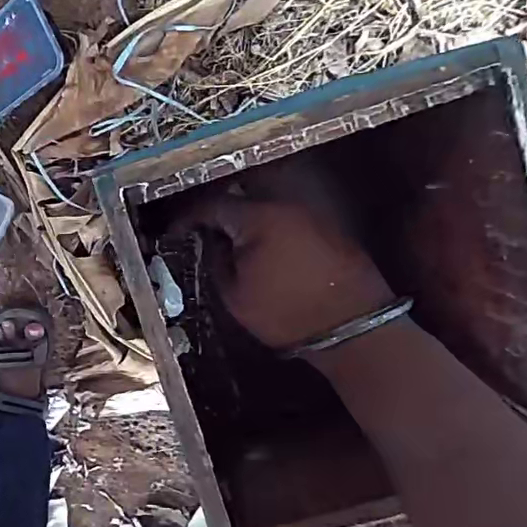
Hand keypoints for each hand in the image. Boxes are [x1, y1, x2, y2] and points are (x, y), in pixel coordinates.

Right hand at [177, 172, 391, 350]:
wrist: (351, 328)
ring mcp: (309, 215)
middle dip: (216, 214)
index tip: (175, 233)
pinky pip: (285, 219)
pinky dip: (267, 228)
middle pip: (240, 198)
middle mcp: (284, 206)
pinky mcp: (325, 229)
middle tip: (200, 233)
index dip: (188, 218)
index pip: (212, 205)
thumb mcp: (234, 295)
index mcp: (257, 219)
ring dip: (243, 220)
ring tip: (228, 241)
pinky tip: (259, 248)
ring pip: (264, 207)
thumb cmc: (284, 313)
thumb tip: (209, 242)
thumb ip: (216, 261)